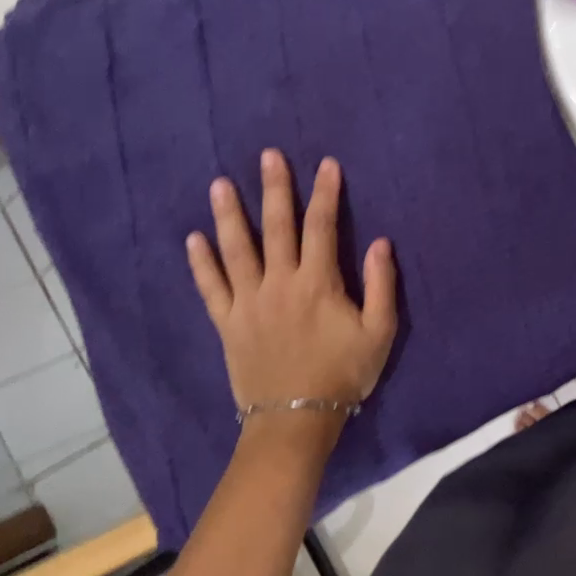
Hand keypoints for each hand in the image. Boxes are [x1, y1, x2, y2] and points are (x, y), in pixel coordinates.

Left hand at [186, 150, 397, 430]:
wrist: (295, 419)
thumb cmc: (344, 373)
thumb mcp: (379, 331)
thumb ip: (381, 285)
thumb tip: (381, 242)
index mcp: (318, 283)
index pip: (322, 227)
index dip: (326, 193)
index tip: (327, 164)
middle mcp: (279, 284)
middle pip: (276, 228)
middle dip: (275, 189)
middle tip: (268, 156)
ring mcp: (248, 303)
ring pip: (236, 250)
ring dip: (229, 215)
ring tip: (221, 185)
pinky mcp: (228, 323)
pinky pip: (210, 288)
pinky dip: (201, 263)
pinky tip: (194, 239)